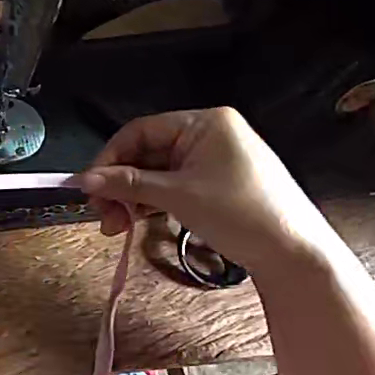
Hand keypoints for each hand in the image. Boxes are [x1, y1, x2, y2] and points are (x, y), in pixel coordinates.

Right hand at [75, 108, 344, 276]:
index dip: (109, 158)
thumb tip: (82, 179)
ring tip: (117, 227)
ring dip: (129, 199)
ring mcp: (208, 160)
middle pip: (144, 154)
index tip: (88, 188)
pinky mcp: (210, 183)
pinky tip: (136, 222)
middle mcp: (205, 135)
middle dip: (118, 186)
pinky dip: (148, 203)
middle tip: (103, 216)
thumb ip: (127, 184)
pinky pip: (167, 186)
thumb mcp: (177, 196)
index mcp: (203, 123)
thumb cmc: (239, 213)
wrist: (292, 251)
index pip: (139, 131)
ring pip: (152, 174)